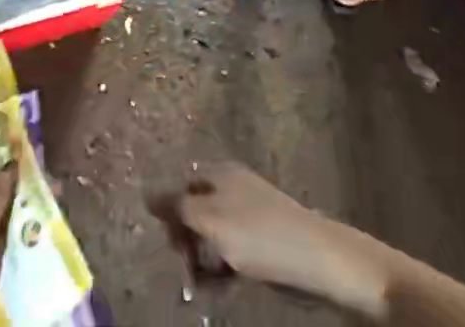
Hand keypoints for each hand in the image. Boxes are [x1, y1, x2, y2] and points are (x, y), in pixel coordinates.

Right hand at [175, 163, 374, 302]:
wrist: (320, 262)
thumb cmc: (259, 235)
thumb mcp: (209, 219)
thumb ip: (175, 207)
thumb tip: (144, 193)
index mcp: (218, 174)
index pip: (180, 187)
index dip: (170, 214)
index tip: (173, 244)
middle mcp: (231, 189)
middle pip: (193, 212)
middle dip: (187, 242)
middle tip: (190, 268)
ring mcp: (247, 216)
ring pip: (211, 237)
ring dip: (202, 262)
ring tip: (205, 287)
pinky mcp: (260, 243)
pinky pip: (229, 253)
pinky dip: (221, 270)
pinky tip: (219, 290)